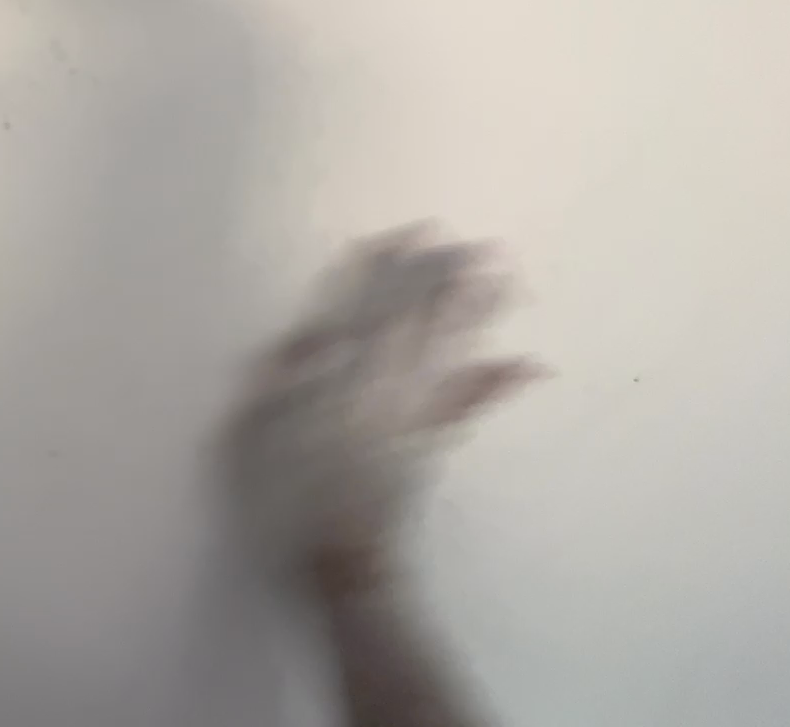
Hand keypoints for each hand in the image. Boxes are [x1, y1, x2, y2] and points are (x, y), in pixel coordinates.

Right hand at [233, 226, 543, 577]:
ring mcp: (416, 415)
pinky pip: (467, 406)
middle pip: (422, 328)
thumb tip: (316, 337)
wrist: (340, 554)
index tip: (409, 236)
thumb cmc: (288, 490)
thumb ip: (289, 377)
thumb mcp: (263, 428)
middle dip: (447, 286)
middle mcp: (389, 391)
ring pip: (452, 356)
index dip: (389, 274)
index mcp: (346, 383)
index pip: (370, 315)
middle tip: (482, 248)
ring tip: (507, 282)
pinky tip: (526, 363)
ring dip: (478, 318)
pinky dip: (496, 383)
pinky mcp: (431, 440)